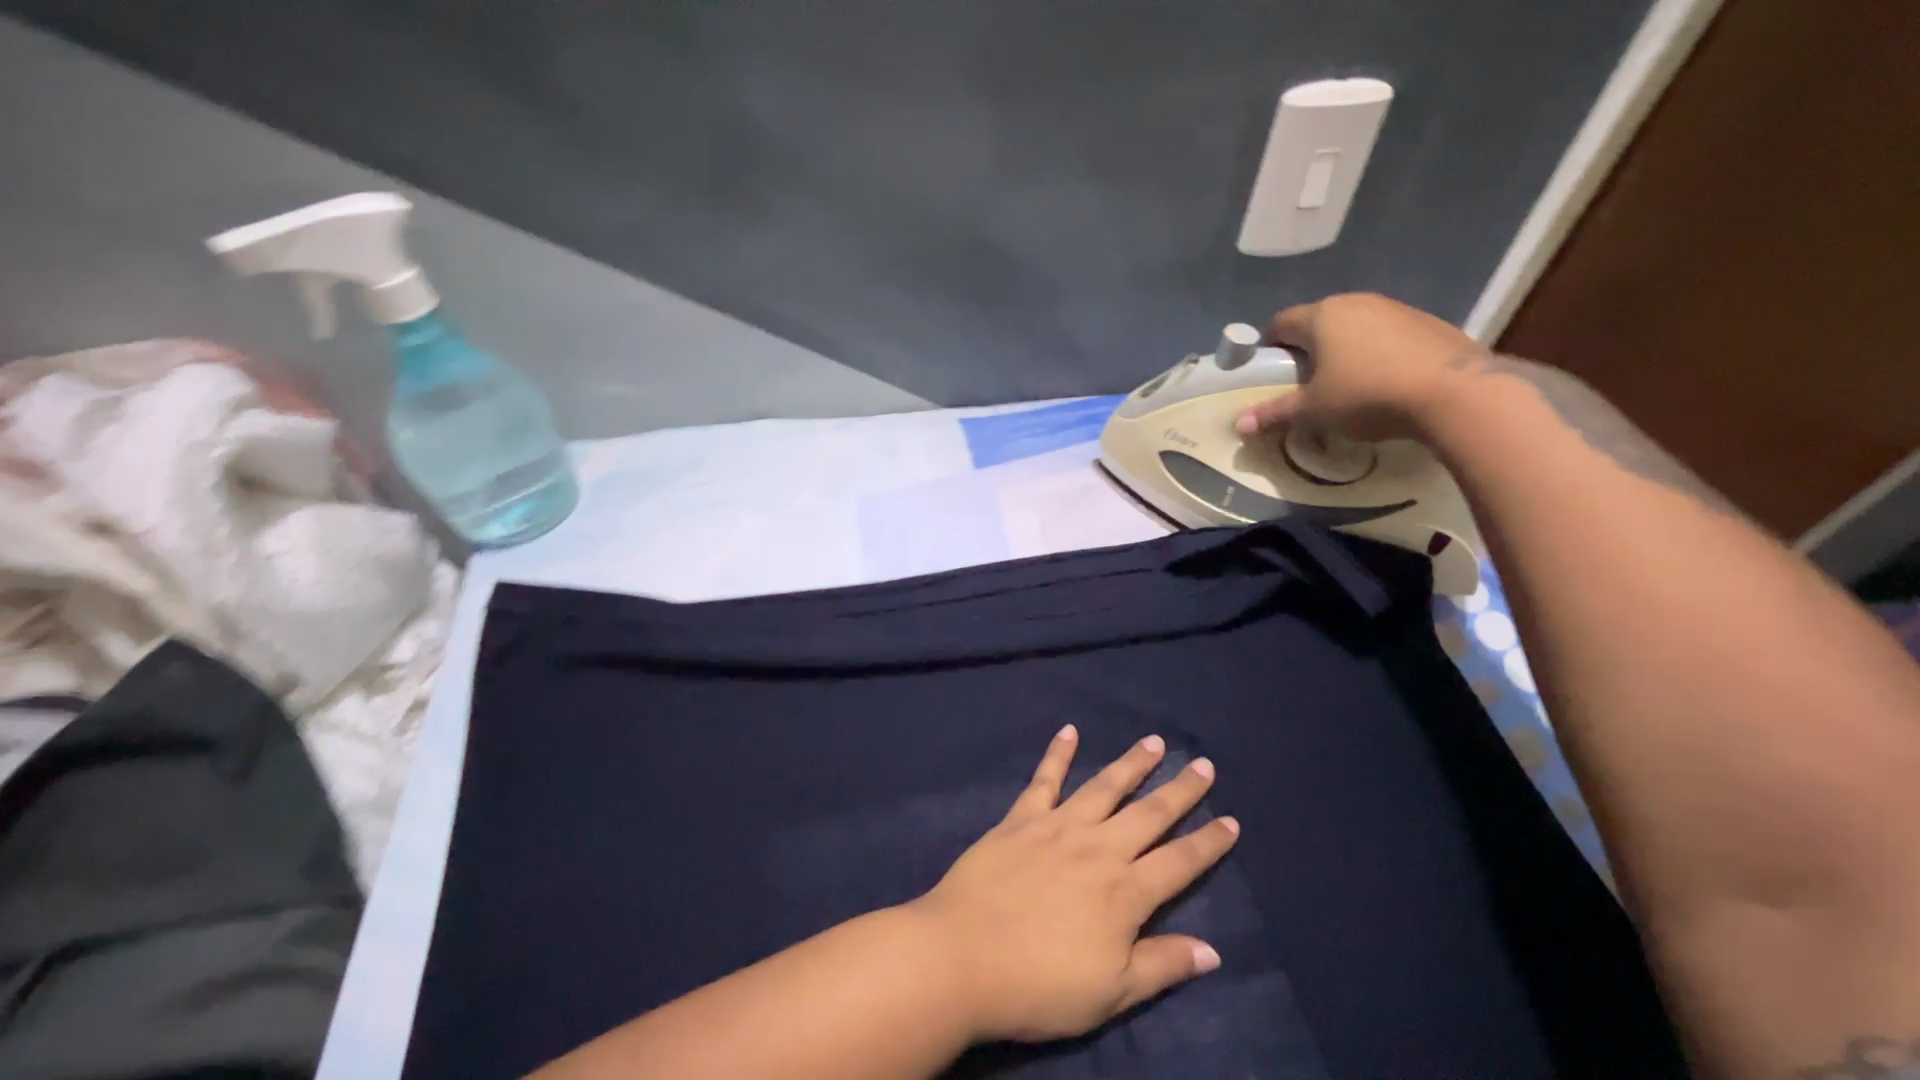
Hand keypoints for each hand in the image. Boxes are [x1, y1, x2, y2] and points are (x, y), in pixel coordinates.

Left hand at [906, 727, 1239, 1042]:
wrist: (960, 957)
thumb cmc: (1039, 986)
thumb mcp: (1112, 993)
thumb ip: (1162, 966)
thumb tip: (1212, 950)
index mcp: (1126, 893)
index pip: (1180, 862)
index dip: (1209, 843)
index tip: (1231, 821)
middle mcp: (1099, 850)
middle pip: (1149, 814)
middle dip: (1180, 790)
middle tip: (1203, 765)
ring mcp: (1057, 829)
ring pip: (1104, 787)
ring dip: (1131, 764)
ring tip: (1153, 742)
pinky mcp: (1019, 821)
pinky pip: (1044, 781)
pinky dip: (1057, 753)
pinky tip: (1069, 731)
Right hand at [1234, 292, 1484, 441]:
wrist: (1454, 392)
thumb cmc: (1368, 396)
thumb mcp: (1316, 411)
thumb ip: (1276, 413)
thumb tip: (1239, 424)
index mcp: (1321, 317)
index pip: (1281, 323)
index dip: (1271, 347)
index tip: (1274, 373)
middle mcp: (1355, 302)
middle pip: (1319, 321)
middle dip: (1310, 349)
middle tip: (1310, 384)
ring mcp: (1395, 308)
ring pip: (1356, 325)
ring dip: (1347, 349)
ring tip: (1352, 384)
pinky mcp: (1428, 321)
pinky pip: (1390, 333)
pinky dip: (1381, 352)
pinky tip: (1389, 381)